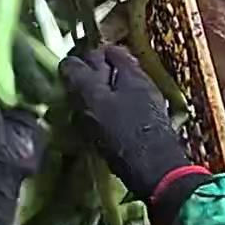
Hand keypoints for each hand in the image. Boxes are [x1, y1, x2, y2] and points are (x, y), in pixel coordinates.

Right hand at [60, 46, 189, 199]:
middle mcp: (142, 83)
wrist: (156, 172)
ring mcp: (147, 104)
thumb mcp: (94, 102)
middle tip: (73, 89)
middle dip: (93, 75)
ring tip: (83, 108)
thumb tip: (67, 62)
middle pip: (113, 69)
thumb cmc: (122, 134)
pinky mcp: (147, 124)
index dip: (86, 58)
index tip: (69, 72)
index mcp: (130, 73)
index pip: (106, 52)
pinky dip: (108, 110)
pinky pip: (123, 108)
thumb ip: (80, 78)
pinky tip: (99, 124)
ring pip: (118, 89)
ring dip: (100, 94)